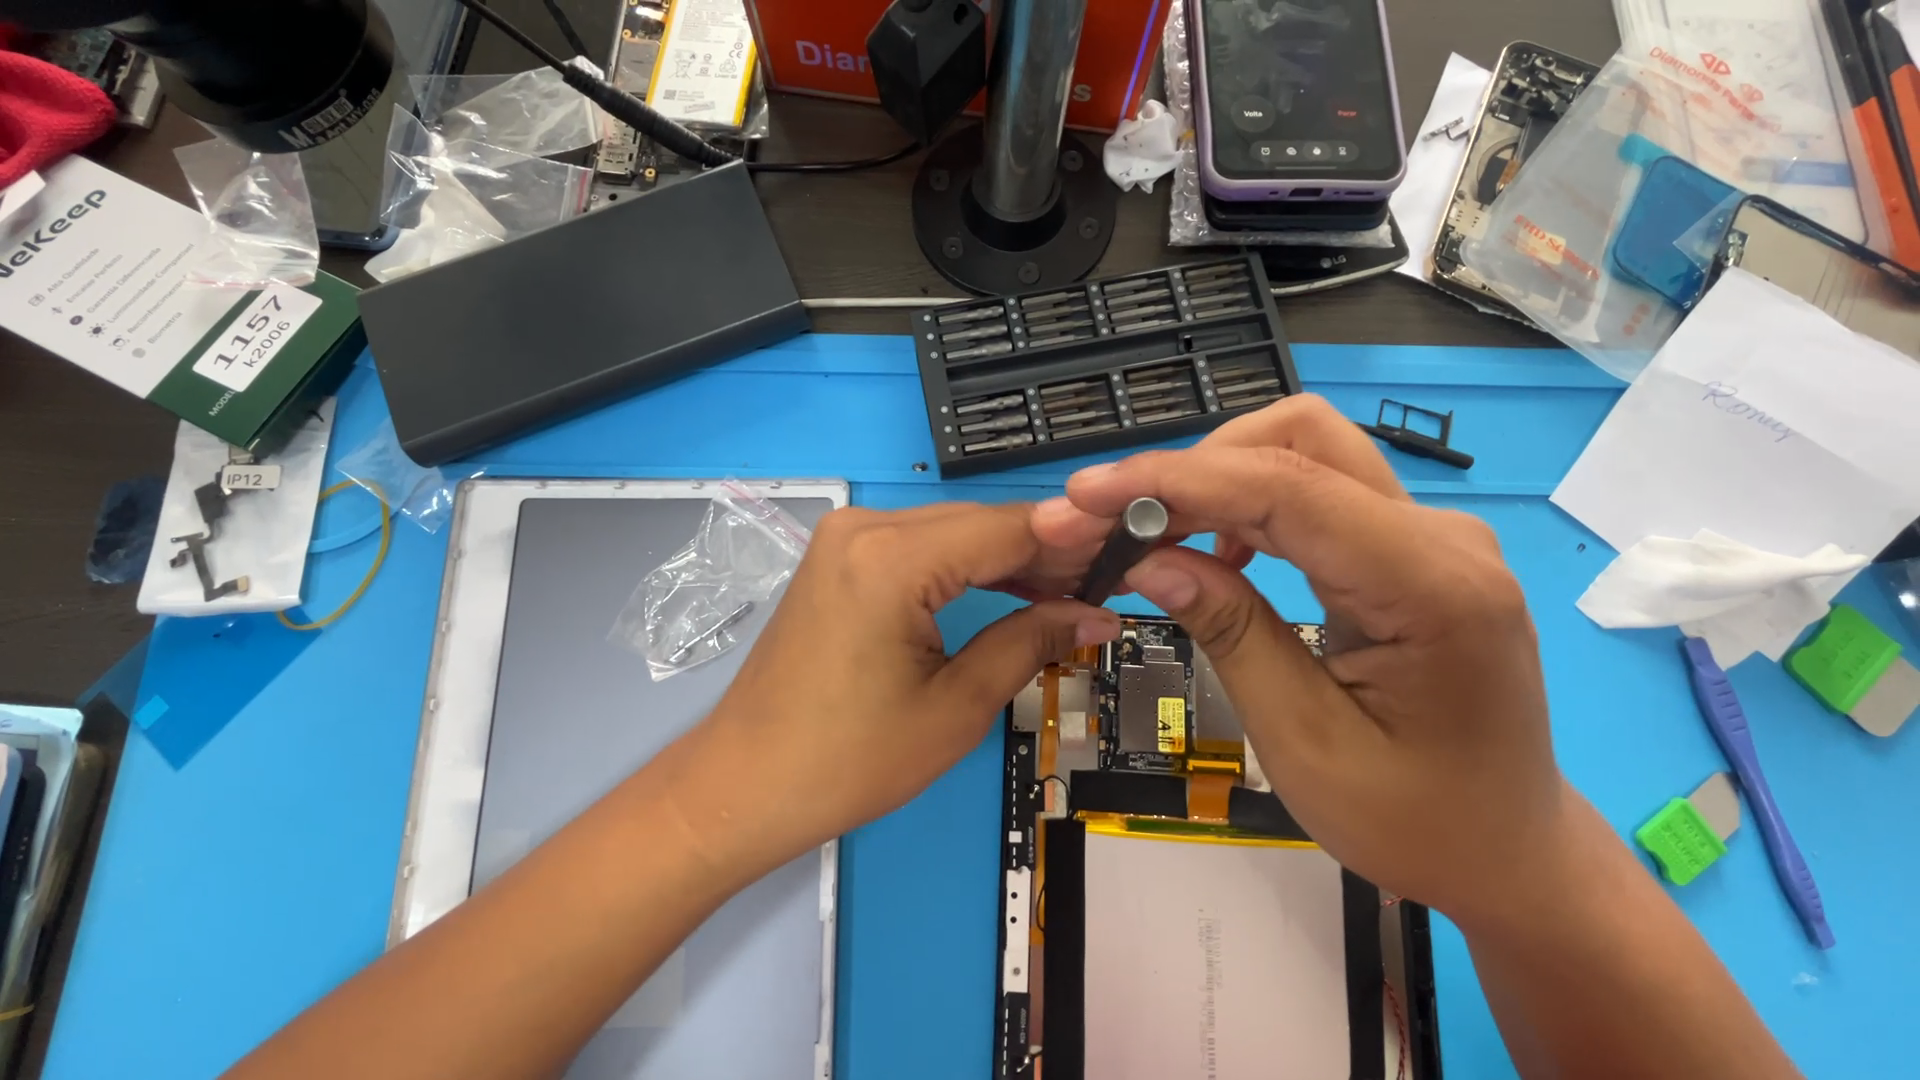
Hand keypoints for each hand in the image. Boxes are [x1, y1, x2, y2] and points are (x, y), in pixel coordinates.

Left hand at [677, 503, 1121, 873]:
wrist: (748, 783)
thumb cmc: (851, 759)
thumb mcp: (956, 707)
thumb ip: (1031, 642)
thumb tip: (1097, 615)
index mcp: (892, 558)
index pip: (1008, 529)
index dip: (1074, 543)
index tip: (1127, 561)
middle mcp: (865, 526)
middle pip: (981, 523)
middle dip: (1046, 552)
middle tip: (1106, 585)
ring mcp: (845, 537)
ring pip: (953, 532)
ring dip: (1010, 559)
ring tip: (1070, 591)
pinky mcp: (838, 558)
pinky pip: (920, 547)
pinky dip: (965, 567)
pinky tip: (1010, 589)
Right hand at [1031, 396, 1573, 922]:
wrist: (1505, 850)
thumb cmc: (1412, 819)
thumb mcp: (1304, 740)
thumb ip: (1231, 634)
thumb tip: (1149, 560)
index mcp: (1432, 588)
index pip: (1289, 490)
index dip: (1180, 480)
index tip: (1091, 492)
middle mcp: (1441, 537)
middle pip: (1302, 440)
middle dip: (1196, 467)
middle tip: (1116, 519)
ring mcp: (1431, 536)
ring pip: (1305, 455)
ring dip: (1216, 480)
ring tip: (1147, 533)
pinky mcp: (1409, 549)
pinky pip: (1317, 495)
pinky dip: (1246, 505)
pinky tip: (1211, 550)